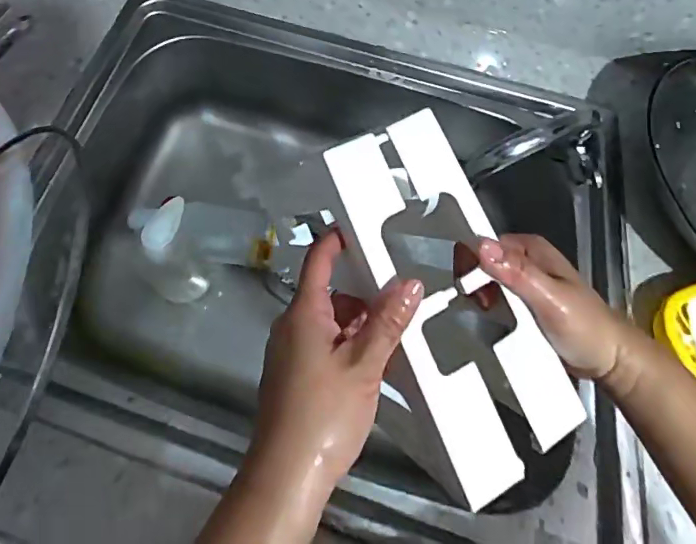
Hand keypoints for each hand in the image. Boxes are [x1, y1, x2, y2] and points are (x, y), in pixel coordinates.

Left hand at [251, 229, 424, 490]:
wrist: (287, 467)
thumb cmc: (324, 410)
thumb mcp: (364, 366)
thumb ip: (386, 324)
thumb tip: (408, 283)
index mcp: (302, 312)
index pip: (317, 261)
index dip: (335, 241)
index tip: (355, 227)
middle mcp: (290, 323)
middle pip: (328, 294)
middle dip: (361, 296)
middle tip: (397, 302)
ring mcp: (288, 349)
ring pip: (327, 322)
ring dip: (356, 325)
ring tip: (392, 340)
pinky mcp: (292, 373)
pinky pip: (321, 344)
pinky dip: (346, 345)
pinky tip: (370, 367)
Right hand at [473, 234, 644, 389]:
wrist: (614, 364)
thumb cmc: (586, 329)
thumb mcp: (550, 299)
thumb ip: (517, 273)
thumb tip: (482, 245)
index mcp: (529, 246)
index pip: (481, 242)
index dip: (469, 262)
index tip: (470, 288)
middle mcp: (525, 257)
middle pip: (480, 260)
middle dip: (474, 281)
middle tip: (483, 305)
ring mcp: (525, 279)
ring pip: (485, 278)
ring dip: (480, 296)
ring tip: (489, 314)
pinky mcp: (525, 300)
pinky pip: (495, 295)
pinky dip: (489, 306)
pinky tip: (495, 318)